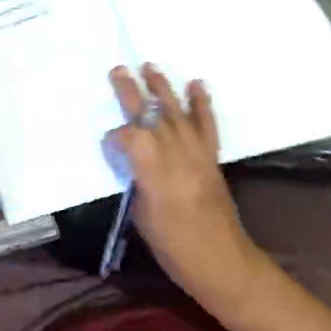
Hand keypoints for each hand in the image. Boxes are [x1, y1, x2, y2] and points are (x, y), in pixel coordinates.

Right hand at [109, 65, 266, 309]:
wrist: (224, 263)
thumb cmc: (176, 250)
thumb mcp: (143, 218)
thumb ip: (137, 182)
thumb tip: (131, 161)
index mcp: (156, 176)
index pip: (132, 139)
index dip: (115, 138)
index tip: (107, 145)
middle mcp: (179, 158)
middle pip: (153, 117)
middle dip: (133, 93)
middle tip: (119, 70)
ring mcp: (199, 155)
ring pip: (178, 114)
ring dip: (163, 89)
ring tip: (150, 67)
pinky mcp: (212, 159)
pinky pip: (207, 125)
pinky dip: (202, 104)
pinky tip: (196, 84)